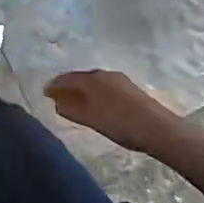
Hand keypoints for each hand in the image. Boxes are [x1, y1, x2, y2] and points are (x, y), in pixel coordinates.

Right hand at [44, 70, 177, 152]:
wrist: (158, 129)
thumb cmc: (120, 124)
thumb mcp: (90, 119)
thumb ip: (70, 109)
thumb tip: (56, 101)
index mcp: (90, 79)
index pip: (66, 78)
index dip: (54, 85)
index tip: (45, 92)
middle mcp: (102, 74)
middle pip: (79, 77)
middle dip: (67, 84)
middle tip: (58, 94)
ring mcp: (118, 79)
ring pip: (93, 80)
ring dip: (82, 88)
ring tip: (76, 99)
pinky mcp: (129, 87)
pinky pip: (104, 85)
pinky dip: (94, 91)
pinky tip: (97, 101)